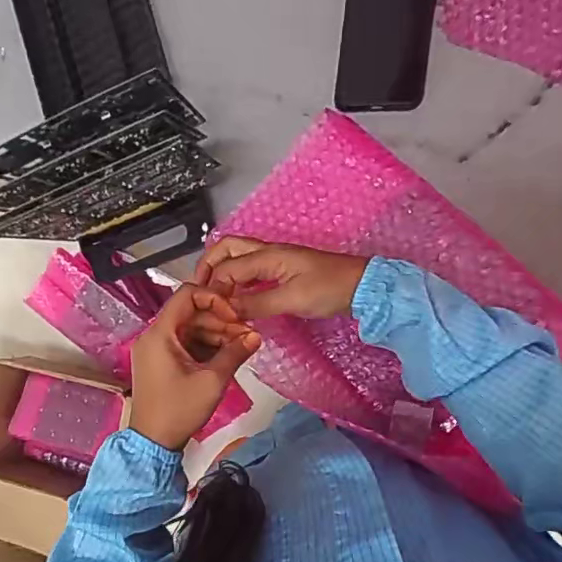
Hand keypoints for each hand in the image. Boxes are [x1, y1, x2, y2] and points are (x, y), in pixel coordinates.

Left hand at [130, 285, 262, 450]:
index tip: (235, 318)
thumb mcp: (212, 381)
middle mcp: (154, 336)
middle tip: (246, 336)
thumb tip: (256, 336)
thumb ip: (235, 353)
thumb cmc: (179, 410)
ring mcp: (156, 349)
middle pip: (190, 313)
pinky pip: (185, 344)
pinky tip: (226, 356)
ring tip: (240, 347)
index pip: (187, 294)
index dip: (215, 300)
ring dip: (216, 334)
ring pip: (190, 329)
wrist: (153, 442)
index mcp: (160, 334)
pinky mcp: (160, 362)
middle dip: (220, 321)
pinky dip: (205, 346)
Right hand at [193, 237, 369, 320]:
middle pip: (226, 249)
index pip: (227, 269)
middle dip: (208, 267)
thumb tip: (227, 311)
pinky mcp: (282, 271)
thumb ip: (256, 304)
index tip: (213, 312)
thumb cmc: (330, 289)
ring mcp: (275, 260)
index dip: (215, 290)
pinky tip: (235, 298)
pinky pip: (250, 270)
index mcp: (268, 255)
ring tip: (213, 296)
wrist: (362, 287)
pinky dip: (236, 280)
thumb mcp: (291, 299)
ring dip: (221, 272)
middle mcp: (268, 253)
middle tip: (200, 292)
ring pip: (237, 258)